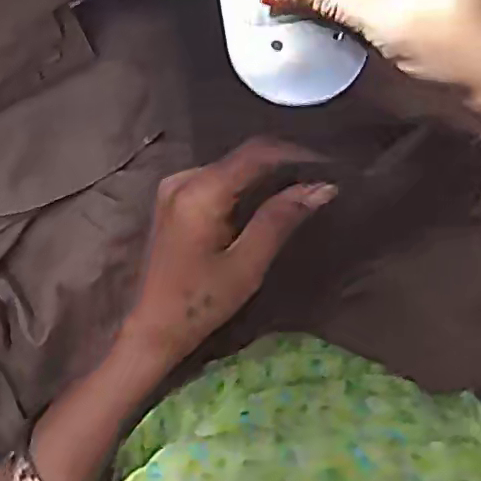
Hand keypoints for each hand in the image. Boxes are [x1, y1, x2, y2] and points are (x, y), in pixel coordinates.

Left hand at [118, 138, 337, 368]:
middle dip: (283, 164)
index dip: (296, 154)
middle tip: (320, 179)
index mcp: (199, 191)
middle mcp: (182, 178)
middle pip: (241, 157)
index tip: (329, 165)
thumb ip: (279, 220)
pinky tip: (265, 199)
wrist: (151, 327)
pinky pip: (214, 180)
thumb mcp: (246, 265)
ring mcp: (173, 187)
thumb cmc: (199, 303)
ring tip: (301, 187)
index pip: (255, 153)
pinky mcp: (171, 200)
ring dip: (264, 175)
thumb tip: (321, 187)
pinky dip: (242, 186)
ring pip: (229, 167)